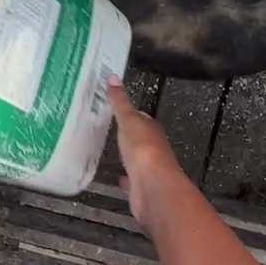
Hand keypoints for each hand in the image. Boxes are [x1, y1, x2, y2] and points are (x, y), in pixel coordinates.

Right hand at [107, 78, 187, 221]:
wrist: (152, 186)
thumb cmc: (142, 149)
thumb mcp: (128, 120)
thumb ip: (120, 102)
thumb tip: (113, 77)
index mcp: (152, 130)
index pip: (141, 118)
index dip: (130, 115)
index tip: (117, 111)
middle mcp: (154, 149)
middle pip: (140, 139)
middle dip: (128, 136)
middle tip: (111, 131)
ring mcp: (149, 169)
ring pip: (137, 160)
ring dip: (128, 157)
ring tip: (111, 153)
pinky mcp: (142, 187)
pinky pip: (132, 179)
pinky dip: (126, 177)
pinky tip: (117, 178)